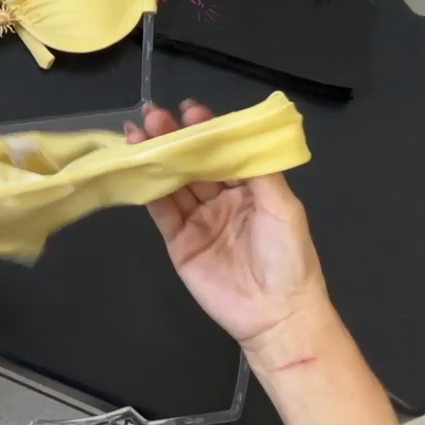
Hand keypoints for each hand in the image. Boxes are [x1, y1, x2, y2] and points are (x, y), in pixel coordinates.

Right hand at [128, 99, 331, 351]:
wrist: (276, 315)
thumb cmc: (289, 258)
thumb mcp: (283, 208)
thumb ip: (259, 171)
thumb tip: (237, 136)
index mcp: (249, 188)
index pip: (223, 152)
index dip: (206, 130)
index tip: (189, 109)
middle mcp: (220, 200)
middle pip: (193, 163)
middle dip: (174, 138)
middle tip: (153, 114)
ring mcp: (197, 220)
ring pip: (172, 182)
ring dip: (155, 157)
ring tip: (136, 132)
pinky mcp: (178, 241)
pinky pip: (160, 211)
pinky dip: (147, 189)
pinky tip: (136, 166)